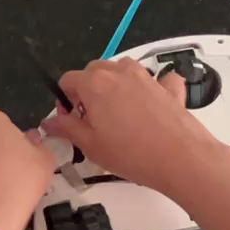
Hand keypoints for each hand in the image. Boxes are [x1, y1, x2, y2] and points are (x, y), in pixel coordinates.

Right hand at [42, 59, 226, 194]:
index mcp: (95, 84)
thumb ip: (66, 128)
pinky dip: (150, 87)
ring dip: (115, 86)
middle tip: (92, 120)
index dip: (65, 100)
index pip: (67, 80)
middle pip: (93, 71)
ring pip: (121, 71)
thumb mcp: (90, 145)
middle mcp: (120, 73)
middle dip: (88, 91)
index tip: (71, 119)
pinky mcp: (168, 87)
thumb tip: (50, 122)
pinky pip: (156, 79)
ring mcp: (146, 77)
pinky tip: (150, 107)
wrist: (180, 158)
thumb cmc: (132, 153)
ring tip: (118, 116)